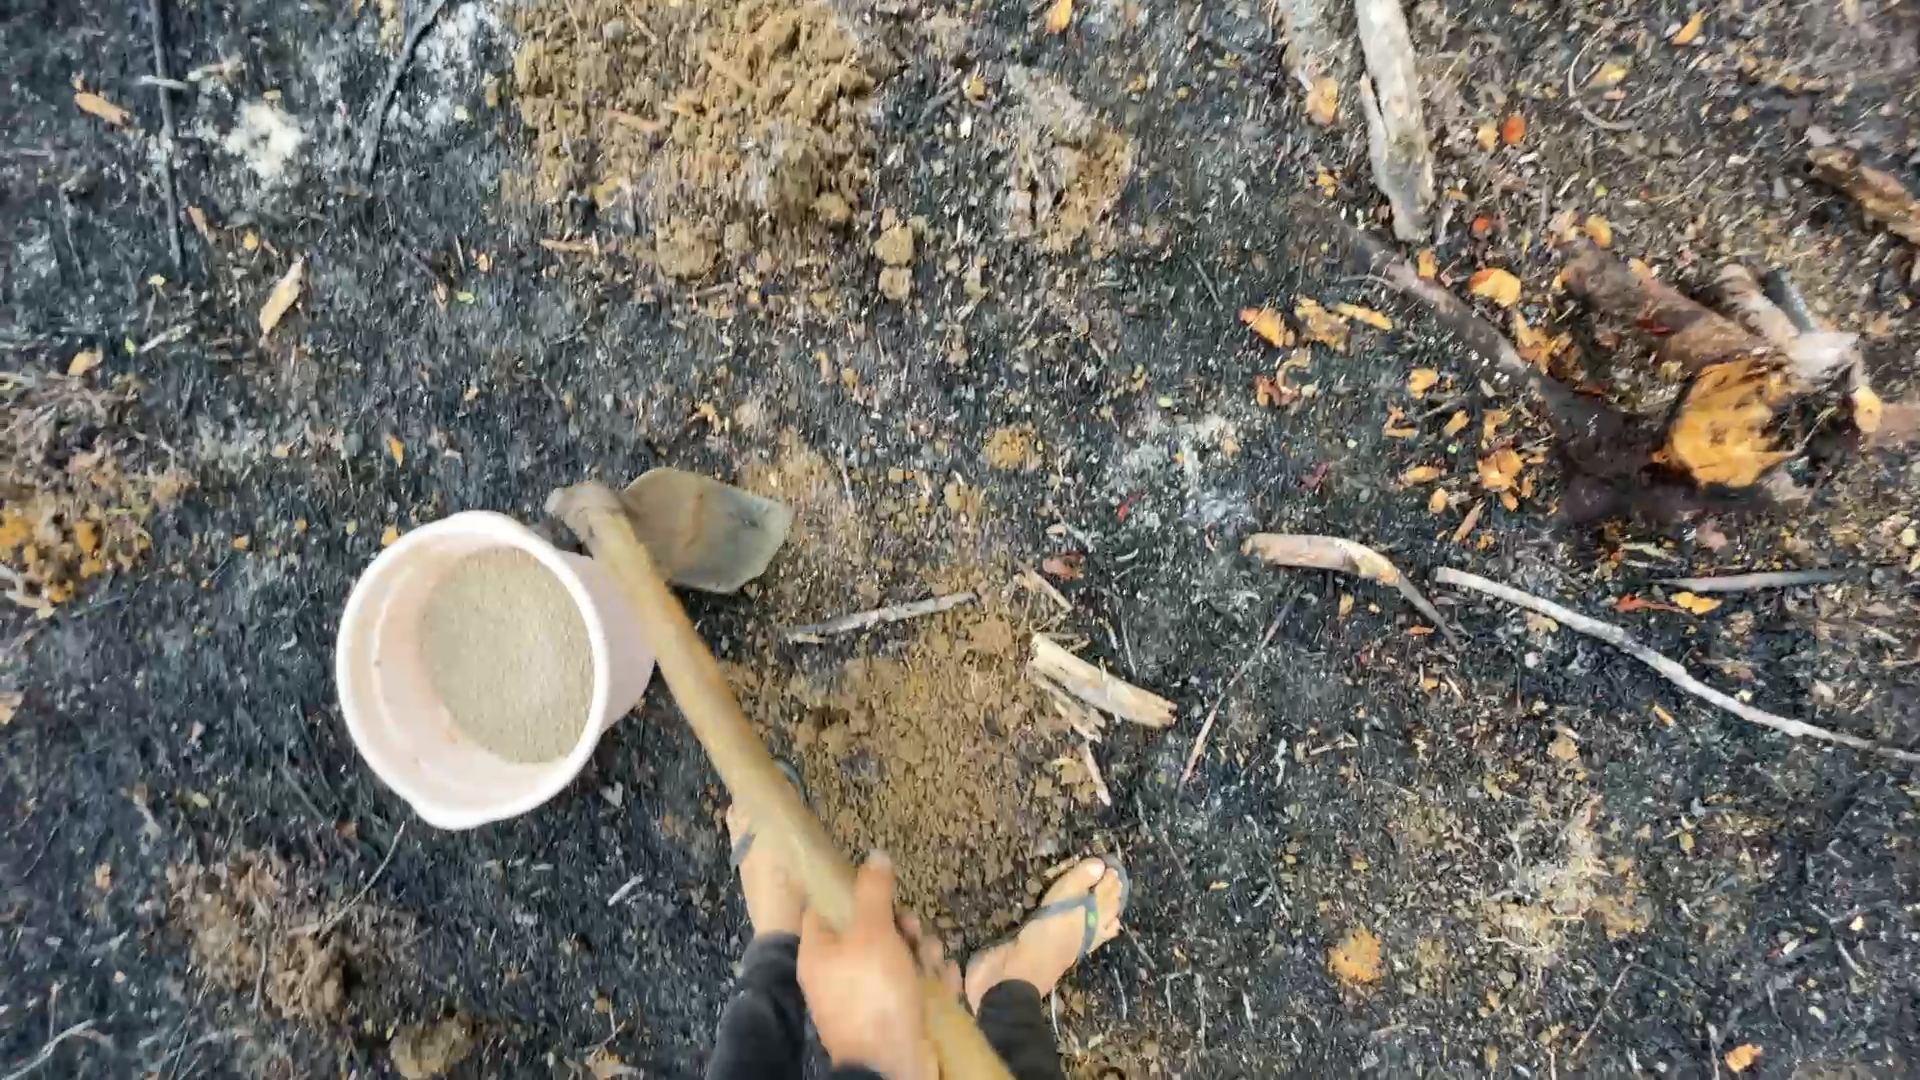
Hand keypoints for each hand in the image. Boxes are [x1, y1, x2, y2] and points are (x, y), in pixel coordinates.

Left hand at [797, 852, 936, 1079]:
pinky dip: (930, 978)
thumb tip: (876, 854)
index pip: (827, 906)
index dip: (853, 889)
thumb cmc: (873, 993)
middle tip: (911, 928)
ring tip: (931, 959)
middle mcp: (838, 973)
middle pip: (870, 928)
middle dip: (900, 925)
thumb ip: (874, 890)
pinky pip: (914, 982)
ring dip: (921, 951)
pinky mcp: (894, 1014)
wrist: (893, 1069)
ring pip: (898, 954)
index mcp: (820, 952)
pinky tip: (943, 978)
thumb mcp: (873, 931)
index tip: (879, 883)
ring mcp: (866, 996)